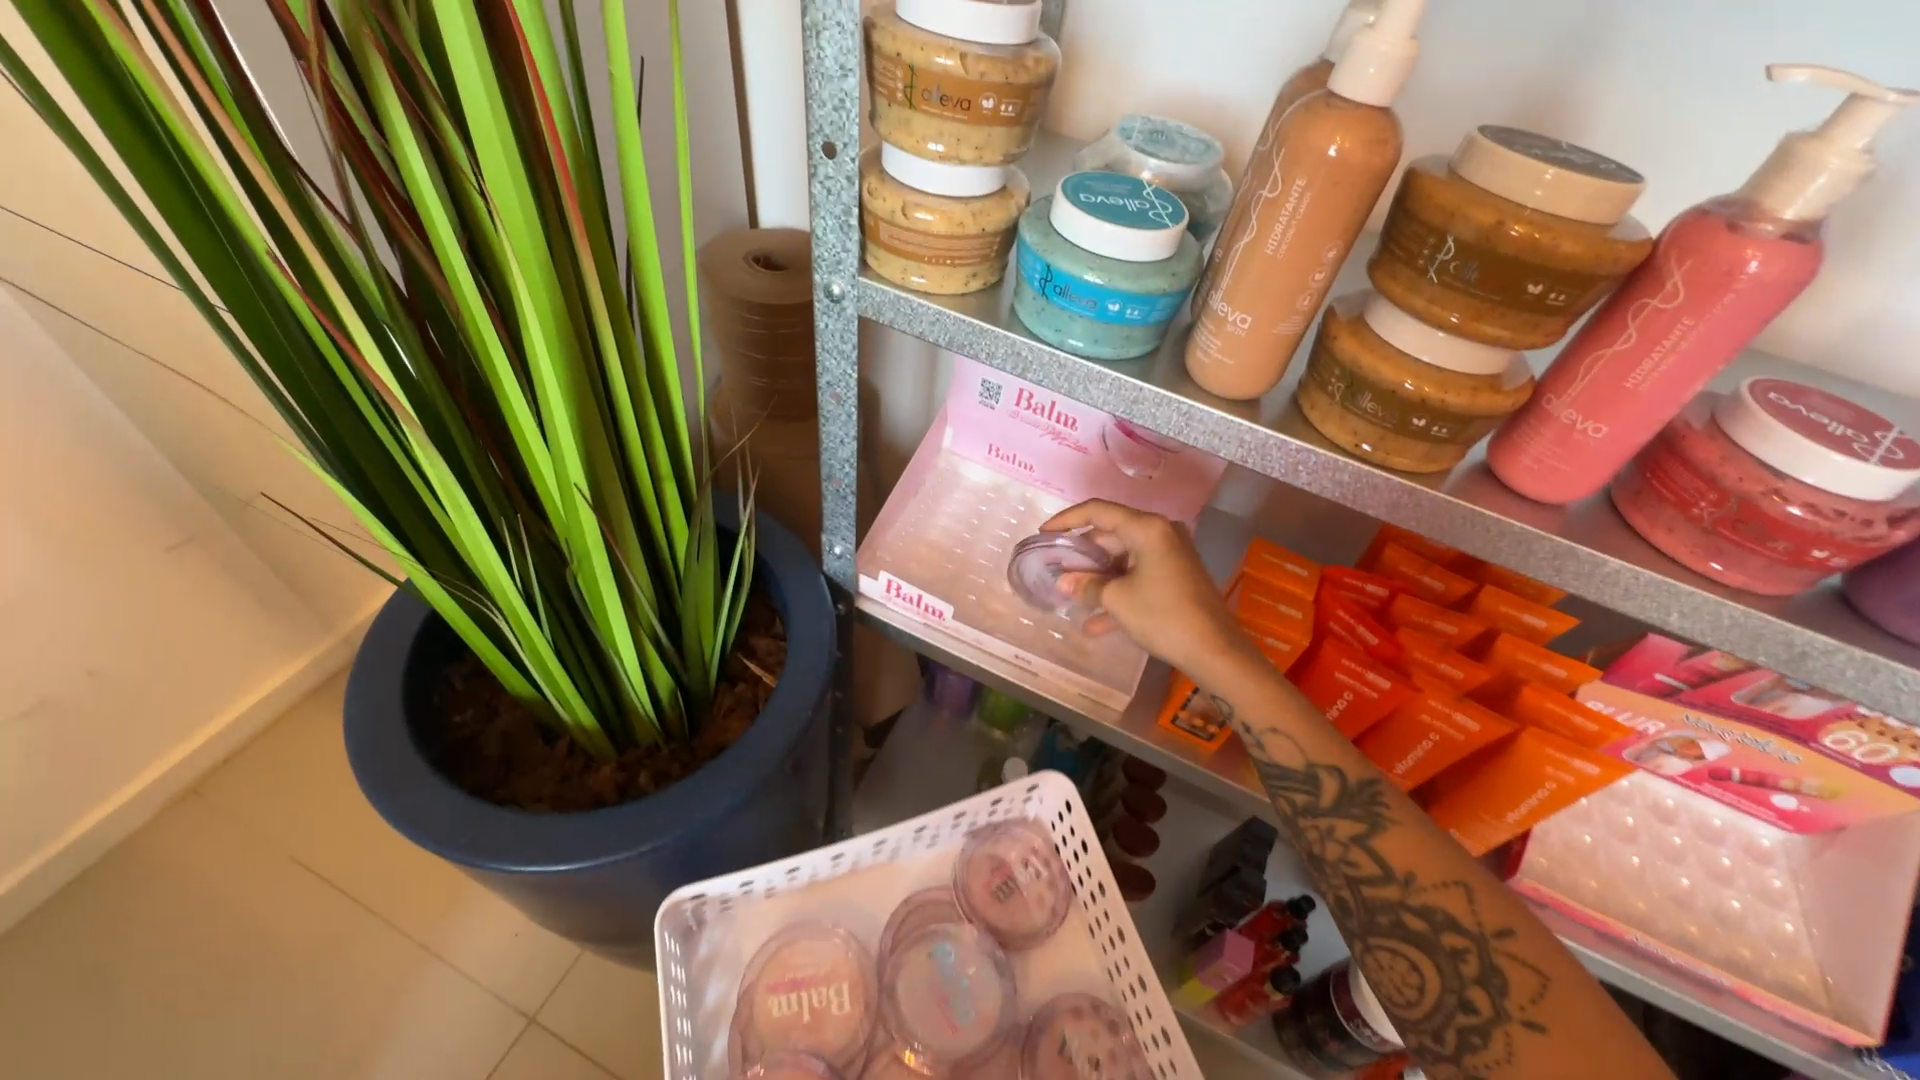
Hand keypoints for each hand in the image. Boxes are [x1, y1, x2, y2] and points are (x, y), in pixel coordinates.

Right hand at [1041, 499, 1246, 677]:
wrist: (1214, 650)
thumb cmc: (1163, 616)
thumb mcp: (1117, 600)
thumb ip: (1087, 585)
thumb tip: (1064, 581)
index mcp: (1147, 528)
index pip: (1098, 511)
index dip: (1067, 520)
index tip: (1043, 533)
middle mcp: (1160, 534)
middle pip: (1110, 536)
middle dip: (1082, 557)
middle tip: (1056, 573)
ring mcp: (1169, 556)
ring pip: (1122, 560)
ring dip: (1098, 580)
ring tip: (1071, 599)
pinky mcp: (1174, 578)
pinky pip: (1137, 578)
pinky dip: (1117, 594)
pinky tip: (1094, 625)